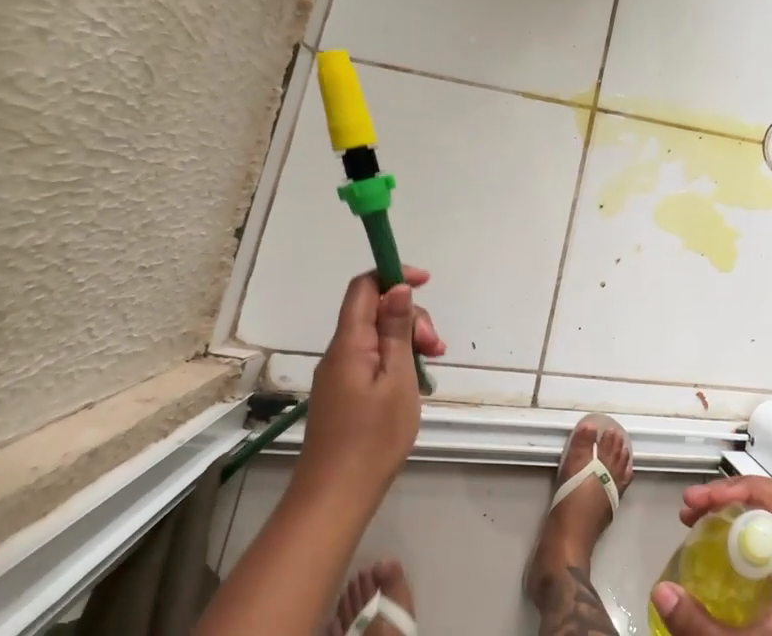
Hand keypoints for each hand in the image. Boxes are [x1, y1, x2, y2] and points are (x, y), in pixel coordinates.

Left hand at [296, 268, 446, 498]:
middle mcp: (338, 353)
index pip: (363, 289)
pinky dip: (397, 360)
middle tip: (434, 346)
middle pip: (374, 312)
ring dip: (408, 340)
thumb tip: (397, 288)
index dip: (393, 275)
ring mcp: (339, 375)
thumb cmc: (374, 437)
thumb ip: (397, 331)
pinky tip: (415, 381)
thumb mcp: (397, 378)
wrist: (336, 496)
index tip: (426, 282)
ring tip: (431, 365)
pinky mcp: (344, 393)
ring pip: (377, 337)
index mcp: (349, 344)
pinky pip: (373, 359)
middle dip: (410, 317)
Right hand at [651, 477, 771, 635]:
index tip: (703, 502)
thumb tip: (661, 590)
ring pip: (770, 525)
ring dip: (732, 515)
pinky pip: (767, 549)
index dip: (744, 489)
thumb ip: (699, 626)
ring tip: (692, 520)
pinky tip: (711, 550)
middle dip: (730, 497)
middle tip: (688, 508)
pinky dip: (738, 540)